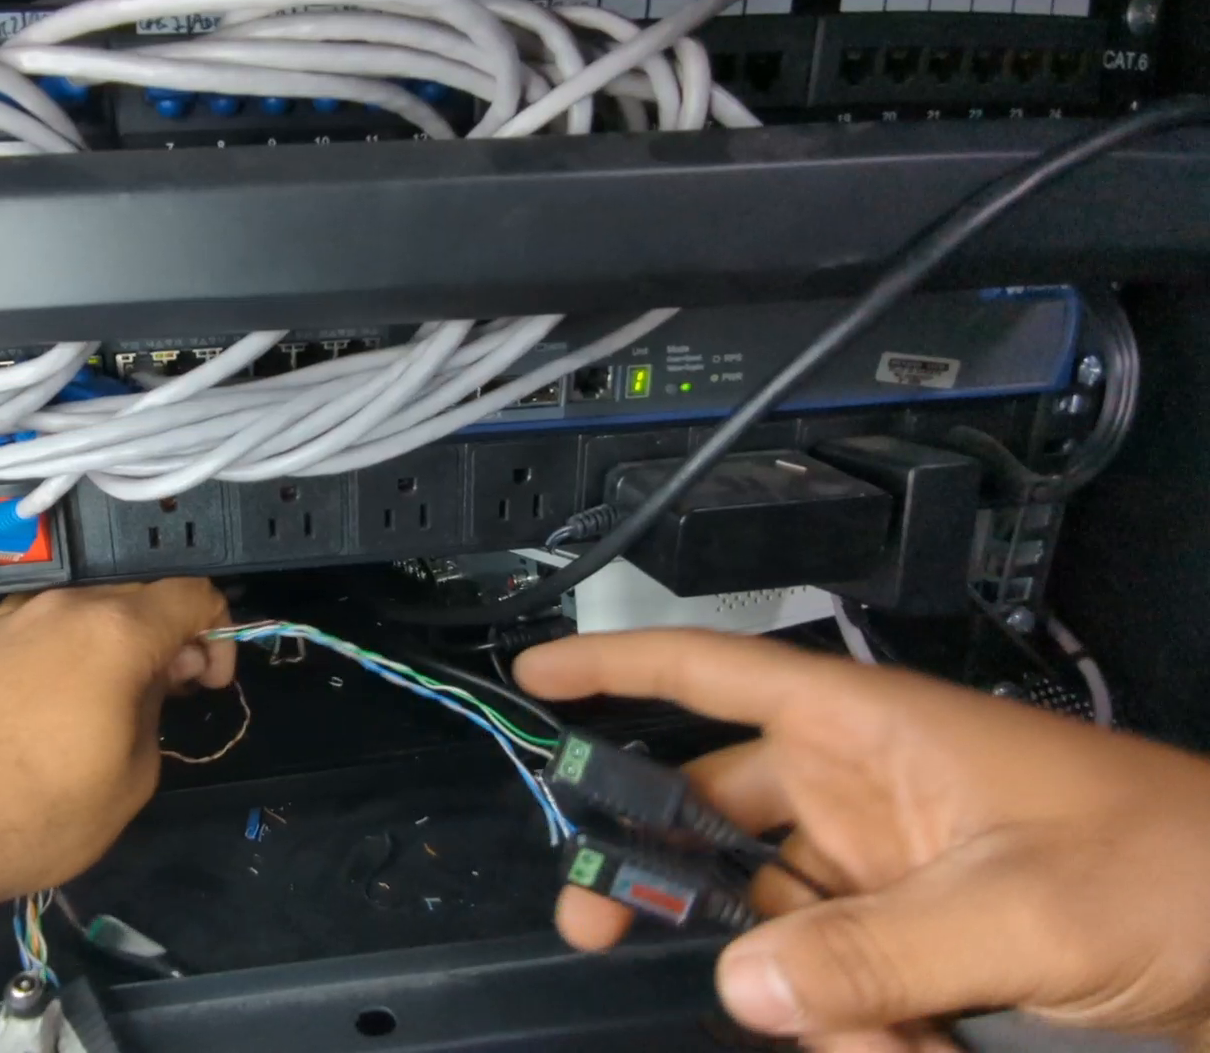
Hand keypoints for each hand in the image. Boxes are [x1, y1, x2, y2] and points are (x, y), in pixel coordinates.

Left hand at [0, 579, 233, 906]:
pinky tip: (57, 702)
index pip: (193, 594)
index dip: (219, 633)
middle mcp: (64, 606)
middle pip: (143, 594)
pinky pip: (46, 626)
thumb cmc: (34, 812)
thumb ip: (155, 712)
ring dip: (121, 640)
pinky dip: (73, 648)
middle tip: (167, 692)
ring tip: (111, 700)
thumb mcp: (132, 778)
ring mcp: (13, 618)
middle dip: (171, 636)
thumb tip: (145, 686)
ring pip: (92, 607)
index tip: (209, 681)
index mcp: (115, 630)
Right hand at [514, 630, 1209, 1051]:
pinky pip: (820, 964)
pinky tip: (900, 1049)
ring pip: (761, 906)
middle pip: (700, 809)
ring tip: (866, 1041)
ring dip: (779, 974)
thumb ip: (881, 950)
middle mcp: (837, 780)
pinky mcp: (895, 923)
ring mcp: (863, 856)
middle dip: (648, 867)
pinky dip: (841, 1015)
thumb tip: (742, 987)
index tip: (534, 677)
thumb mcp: (1033, 910)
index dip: (609, 665)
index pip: (701, 675)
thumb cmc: (1182, 872)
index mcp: (849, 725)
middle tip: (589, 922)